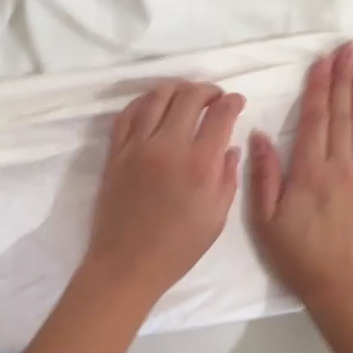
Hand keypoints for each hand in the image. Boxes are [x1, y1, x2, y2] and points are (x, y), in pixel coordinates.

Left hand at [82, 80, 244, 302]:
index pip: (220, 115)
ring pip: (156, 98)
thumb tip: (230, 147)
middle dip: (207, 90)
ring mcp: (137, 147)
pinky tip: (154, 104)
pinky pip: (128, 114)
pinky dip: (143, 101)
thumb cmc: (178, 248)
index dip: (233, 102)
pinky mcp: (116, 153)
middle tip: (215, 96)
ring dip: (176, 88)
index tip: (237, 102)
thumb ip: (227, 177)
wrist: (127, 263)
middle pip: (188, 97)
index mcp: (199, 164)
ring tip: (186, 94)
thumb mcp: (216, 217)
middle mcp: (168, 147)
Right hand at [248, 42, 352, 304]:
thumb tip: (259, 136)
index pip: (314, 118)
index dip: (318, 86)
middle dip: (343, 78)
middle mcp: (340, 166)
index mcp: (309, 171)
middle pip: (342, 113)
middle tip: (349, 48)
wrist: (341, 288)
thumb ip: (263, 175)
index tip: (323, 60)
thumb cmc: (296, 256)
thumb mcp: (264, 220)